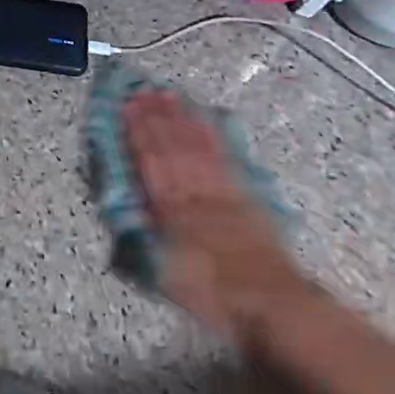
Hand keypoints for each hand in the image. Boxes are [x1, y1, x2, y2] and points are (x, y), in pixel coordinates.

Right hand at [123, 90, 313, 337]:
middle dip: (155, 116)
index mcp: (172, 207)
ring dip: (180, 117)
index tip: (125, 105)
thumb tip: (118, 205)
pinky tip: (204, 119)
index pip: (150, 160)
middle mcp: (196, 191)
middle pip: (173, 146)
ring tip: (167, 94)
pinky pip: (225, 156)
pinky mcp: (247, 195)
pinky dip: (212, 134)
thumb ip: (141, 235)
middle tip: (142, 88)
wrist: (276, 305)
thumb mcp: (167, 271)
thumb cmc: (215, 293)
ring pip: (197, 145)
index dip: (136, 131)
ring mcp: (223, 190)